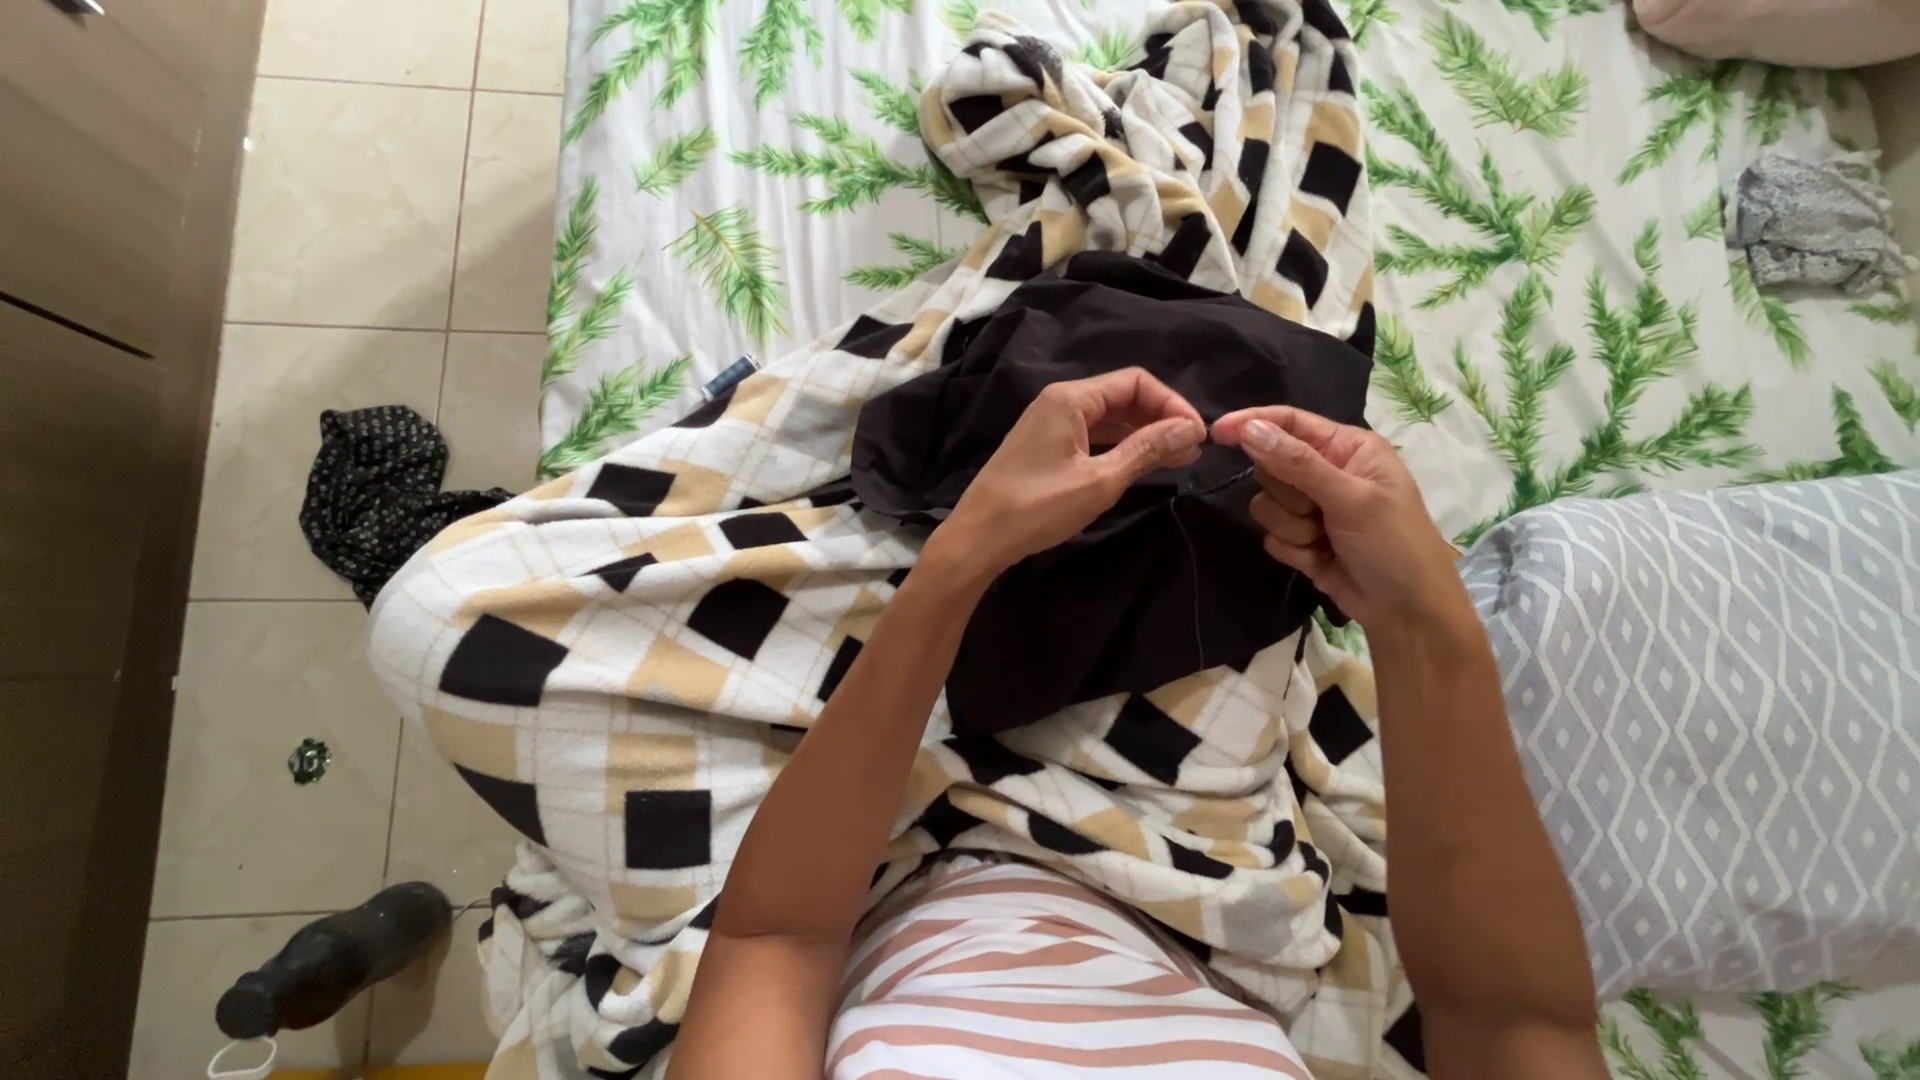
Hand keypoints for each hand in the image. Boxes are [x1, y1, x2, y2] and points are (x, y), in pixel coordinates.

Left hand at [928, 368, 1206, 577]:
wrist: (978, 538)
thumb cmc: (1037, 508)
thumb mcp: (1099, 481)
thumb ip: (1147, 450)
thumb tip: (1191, 428)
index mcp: (1070, 399)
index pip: (1136, 381)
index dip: (1172, 404)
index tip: (1197, 436)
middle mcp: (1059, 402)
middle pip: (1123, 396)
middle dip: (1160, 419)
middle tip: (1192, 452)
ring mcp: (1049, 424)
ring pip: (1108, 418)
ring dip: (1143, 435)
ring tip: (1176, 460)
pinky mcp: (1045, 447)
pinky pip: (1092, 435)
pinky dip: (1119, 446)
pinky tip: (1140, 465)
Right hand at [1211, 406, 1461, 628]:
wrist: (1407, 612)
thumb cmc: (1394, 544)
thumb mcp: (1350, 498)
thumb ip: (1297, 462)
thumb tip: (1250, 428)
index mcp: (1347, 448)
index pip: (1290, 423)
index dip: (1253, 423)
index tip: (1219, 432)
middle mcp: (1326, 472)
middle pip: (1269, 467)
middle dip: (1287, 494)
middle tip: (1318, 510)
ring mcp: (1312, 508)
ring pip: (1265, 504)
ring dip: (1292, 527)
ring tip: (1325, 540)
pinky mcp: (1300, 540)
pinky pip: (1270, 535)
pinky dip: (1293, 549)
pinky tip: (1321, 559)